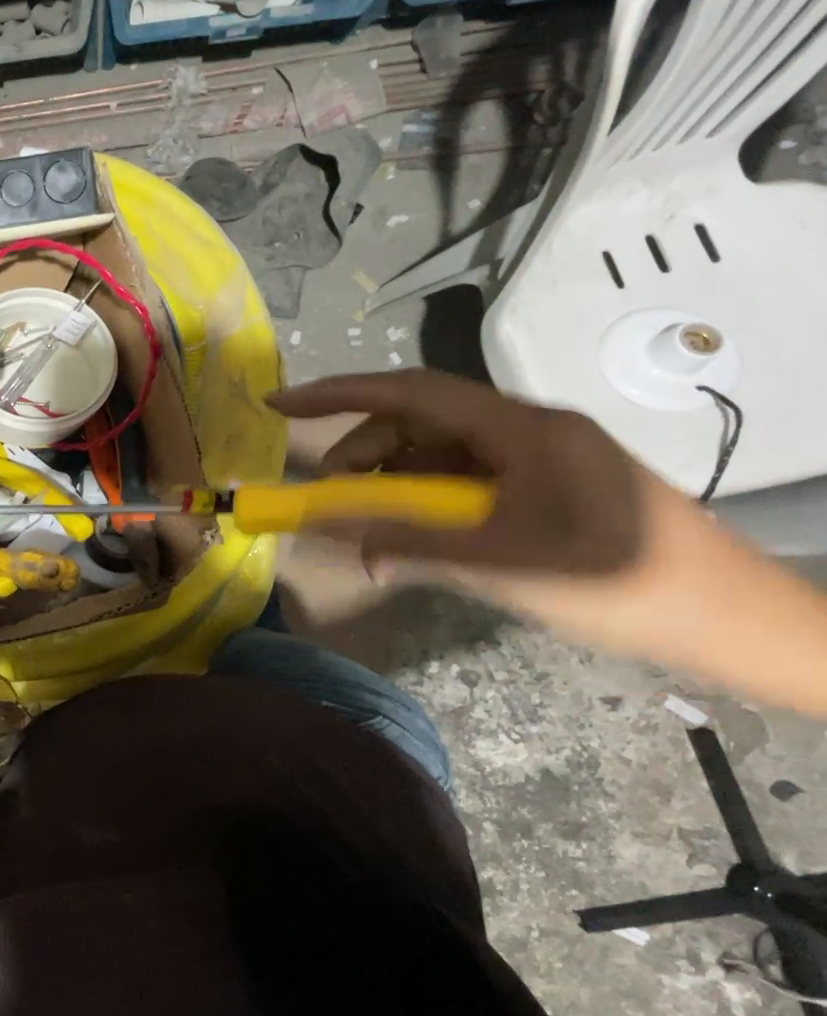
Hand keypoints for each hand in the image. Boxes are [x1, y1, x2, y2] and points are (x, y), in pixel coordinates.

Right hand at [267, 369, 729, 657]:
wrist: (738, 623)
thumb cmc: (622, 585)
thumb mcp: (501, 564)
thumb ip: (404, 540)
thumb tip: (318, 529)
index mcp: (524, 429)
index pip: (411, 392)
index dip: (337, 394)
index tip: (278, 404)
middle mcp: (528, 430)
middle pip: (419, 422)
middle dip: (363, 455)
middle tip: (330, 503)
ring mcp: (540, 458)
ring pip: (439, 454)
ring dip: (394, 487)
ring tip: (372, 537)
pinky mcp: (548, 487)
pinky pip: (465, 481)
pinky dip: (427, 506)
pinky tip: (413, 543)